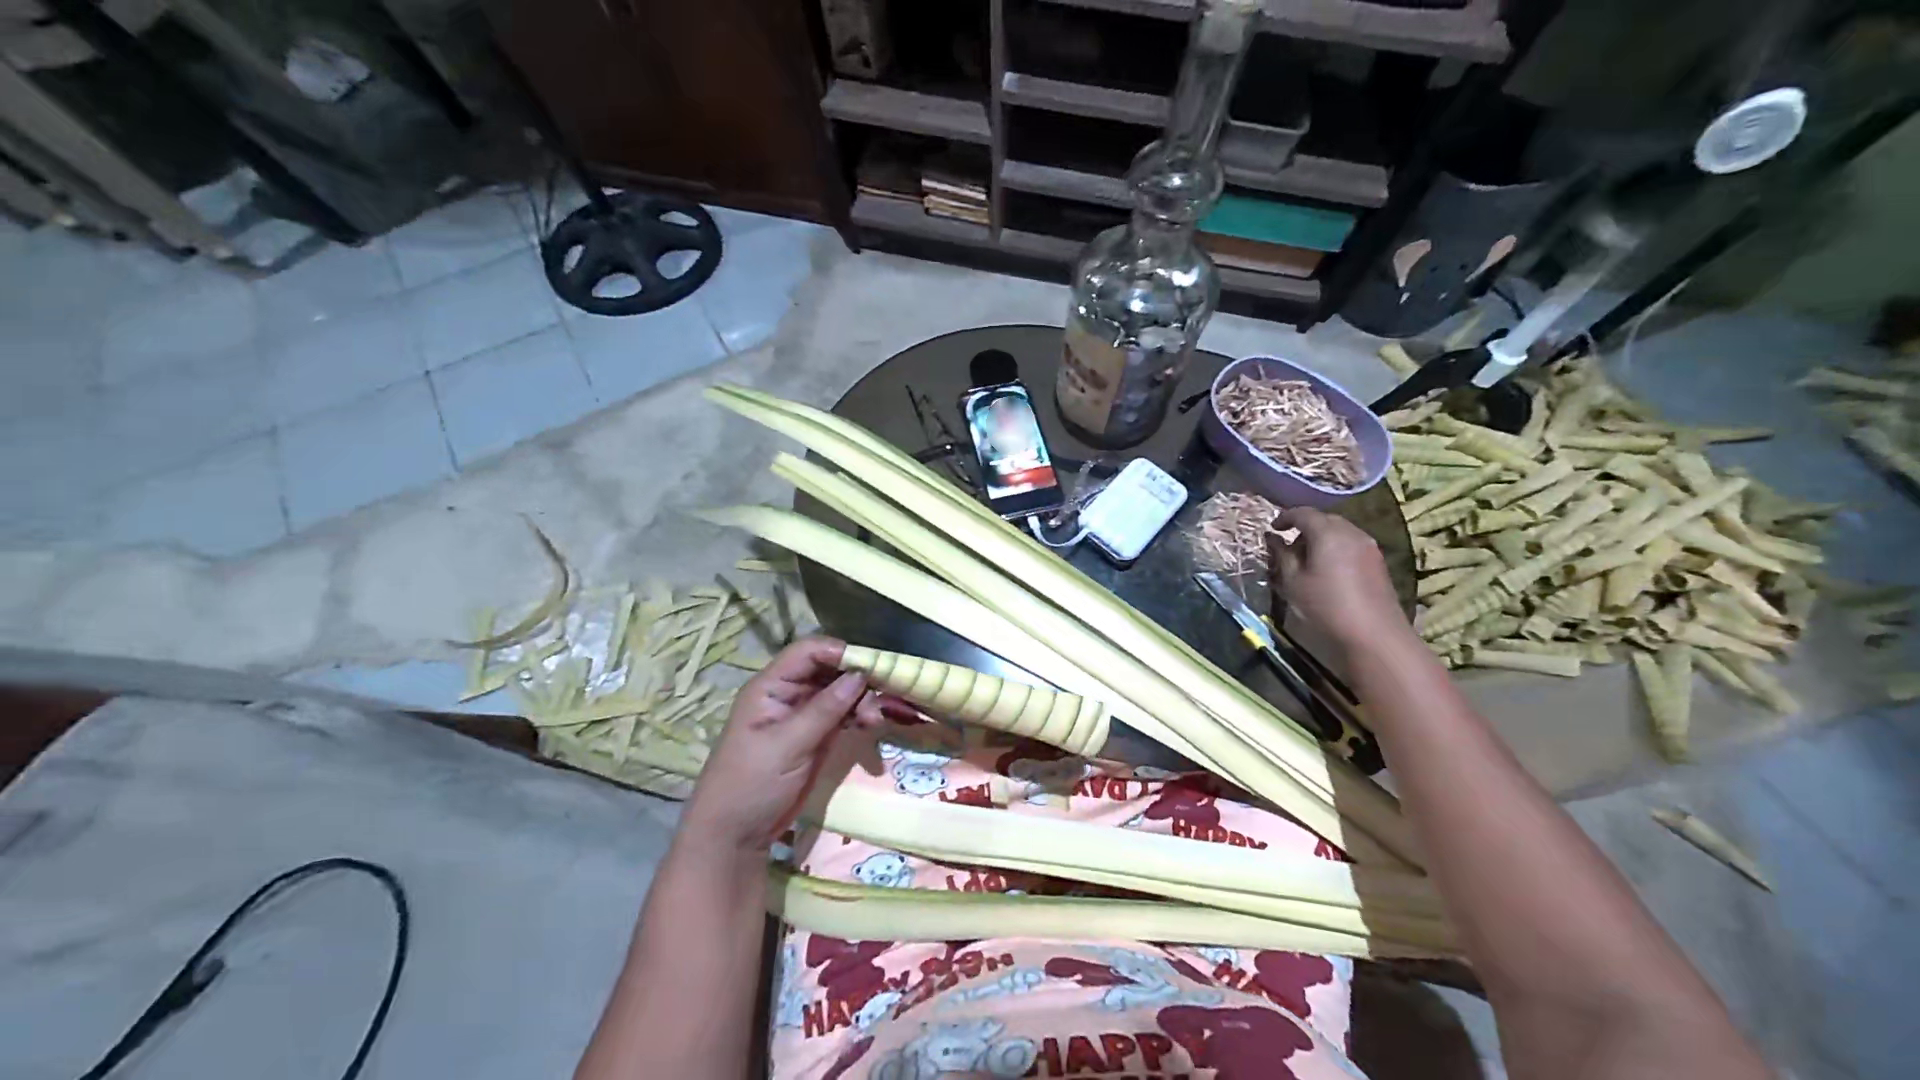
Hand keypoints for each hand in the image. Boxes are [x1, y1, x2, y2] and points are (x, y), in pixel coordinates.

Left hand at [684, 637, 889, 850]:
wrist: (735, 836)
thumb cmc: (751, 784)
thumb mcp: (788, 745)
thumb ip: (824, 709)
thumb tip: (859, 674)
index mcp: (771, 686)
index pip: (809, 651)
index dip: (840, 652)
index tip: (870, 667)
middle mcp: (788, 693)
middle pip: (829, 669)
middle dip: (857, 678)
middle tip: (881, 698)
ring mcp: (803, 716)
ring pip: (840, 692)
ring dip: (862, 700)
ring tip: (875, 720)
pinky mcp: (816, 737)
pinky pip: (843, 715)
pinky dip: (859, 717)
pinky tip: (871, 725)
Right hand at [1268, 507, 1410, 648]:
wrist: (1374, 634)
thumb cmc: (1325, 605)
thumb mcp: (1293, 581)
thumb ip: (1282, 555)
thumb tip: (1274, 538)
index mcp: (1328, 533)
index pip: (1304, 513)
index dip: (1285, 517)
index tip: (1273, 528)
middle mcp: (1351, 533)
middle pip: (1324, 520)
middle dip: (1304, 528)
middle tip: (1288, 547)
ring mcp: (1369, 547)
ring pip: (1340, 532)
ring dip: (1321, 538)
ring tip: (1307, 560)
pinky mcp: (1378, 562)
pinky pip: (1351, 544)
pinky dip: (1335, 548)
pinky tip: (1328, 570)